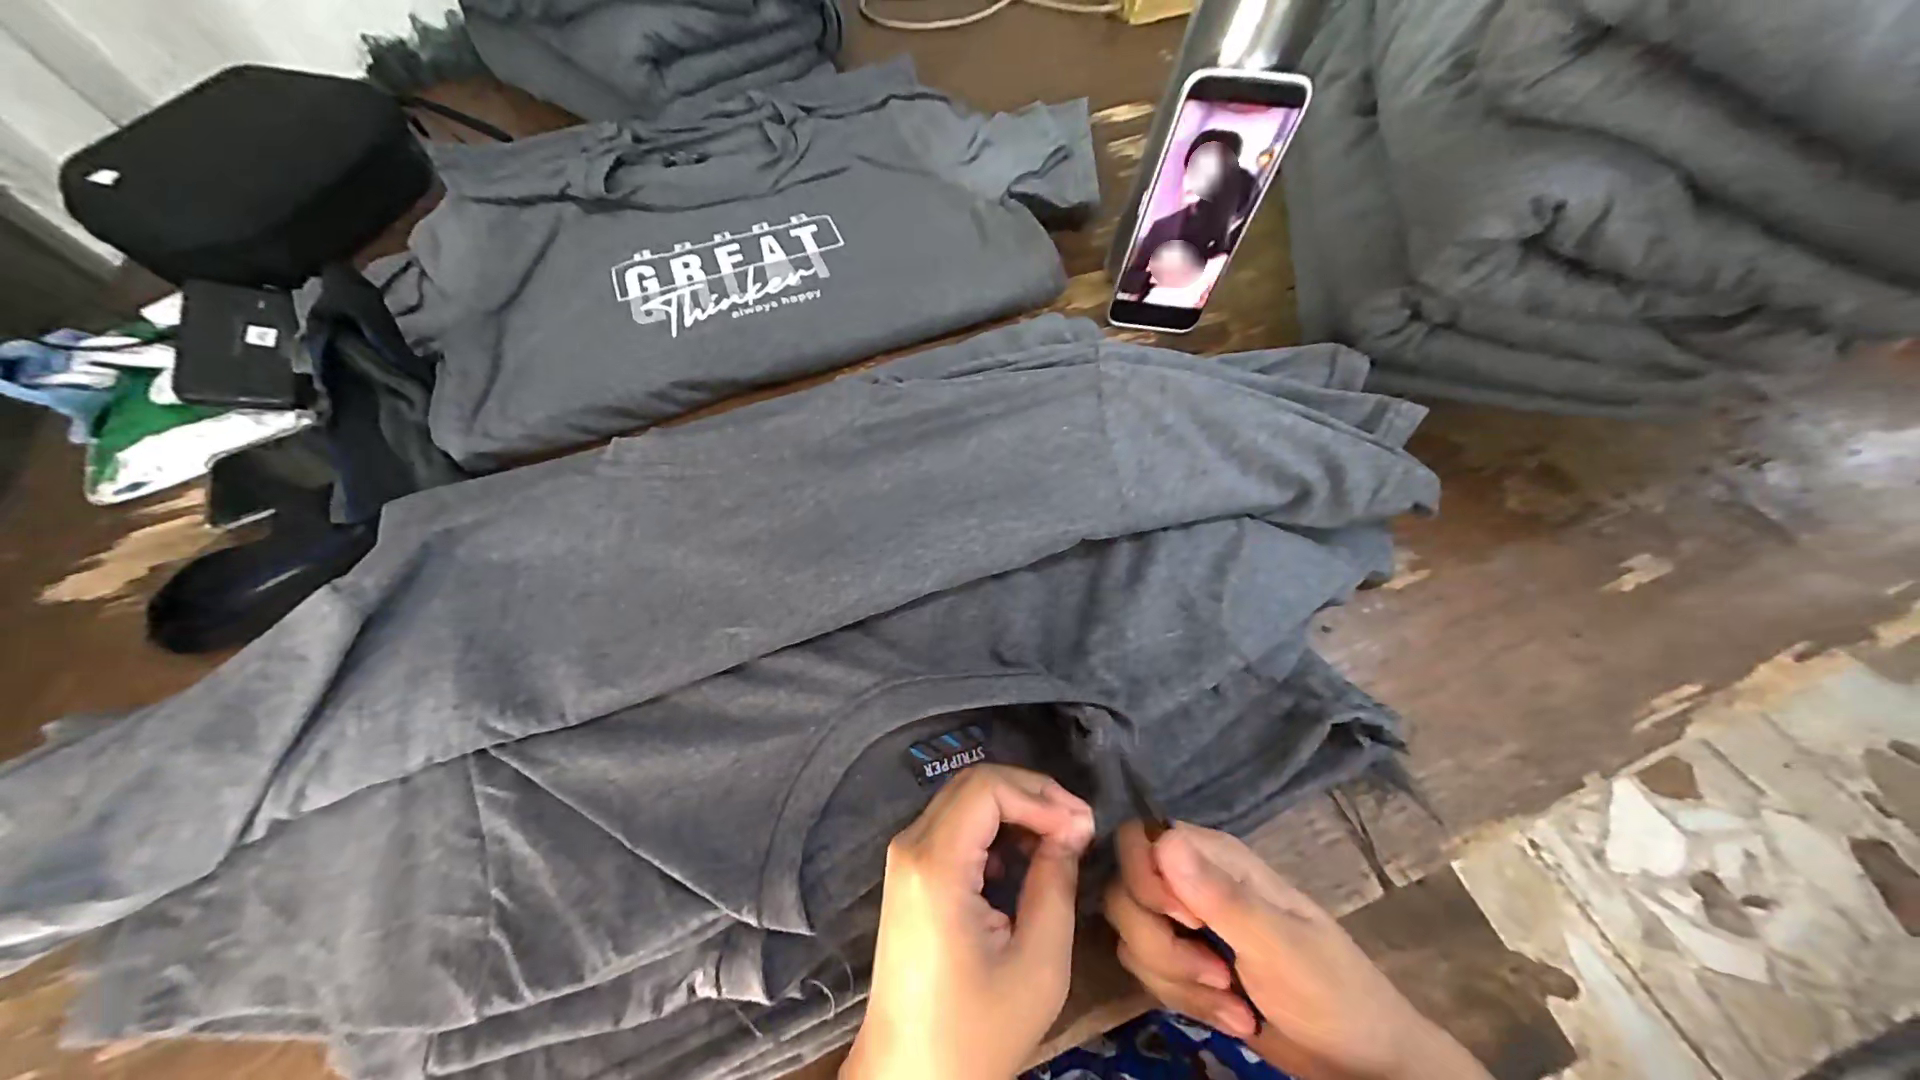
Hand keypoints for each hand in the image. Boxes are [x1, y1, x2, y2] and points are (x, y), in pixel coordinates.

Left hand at [844, 765, 1095, 1079]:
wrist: (910, 1076)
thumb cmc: (977, 1030)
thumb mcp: (1038, 964)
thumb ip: (1056, 882)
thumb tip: (1073, 827)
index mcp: (936, 864)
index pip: (988, 787)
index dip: (1041, 795)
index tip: (1083, 826)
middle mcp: (911, 846)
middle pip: (975, 784)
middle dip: (1032, 795)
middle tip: (1079, 825)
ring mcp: (905, 857)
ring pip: (965, 800)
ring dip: (1016, 810)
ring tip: (1060, 840)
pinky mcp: (910, 872)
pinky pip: (955, 825)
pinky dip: (994, 829)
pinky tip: (1024, 859)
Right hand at [1104, 822, 1490, 1079]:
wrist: (1359, 1062)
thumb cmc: (1332, 992)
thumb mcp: (1280, 945)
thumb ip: (1220, 895)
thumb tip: (1163, 840)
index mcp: (1214, 856)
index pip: (1138, 839)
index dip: (1146, 881)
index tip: (1186, 921)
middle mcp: (1188, 879)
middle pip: (1125, 891)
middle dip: (1159, 945)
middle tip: (1216, 975)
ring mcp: (1181, 921)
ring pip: (1130, 935)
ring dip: (1174, 980)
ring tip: (1232, 1004)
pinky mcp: (1179, 960)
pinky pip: (1144, 969)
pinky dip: (1179, 998)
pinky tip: (1227, 1014)